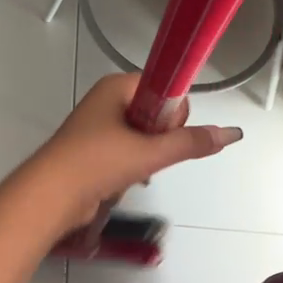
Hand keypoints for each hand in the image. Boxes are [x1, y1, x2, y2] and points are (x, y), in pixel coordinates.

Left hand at [21, 75, 242, 233]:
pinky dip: (135, 167)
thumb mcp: (149, 152)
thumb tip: (230, 134)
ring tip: (137, 171)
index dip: (174, 110)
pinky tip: (130, 180)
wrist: (52, 196)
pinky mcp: (95, 153)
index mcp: (116, 87)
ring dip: (150, 156)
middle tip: (150, 155)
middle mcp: (107, 101)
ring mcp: (99, 128)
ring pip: (143, 136)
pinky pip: (129, 153)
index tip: (169, 132)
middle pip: (156, 112)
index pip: (164, 86)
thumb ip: (191, 143)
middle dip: (162, 137)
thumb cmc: (97, 163)